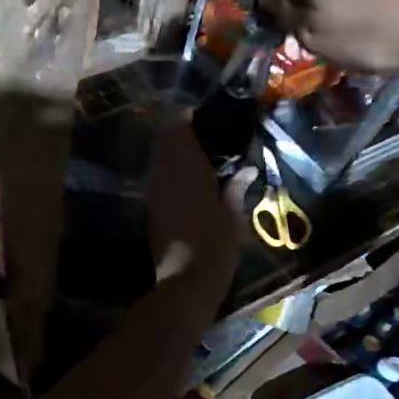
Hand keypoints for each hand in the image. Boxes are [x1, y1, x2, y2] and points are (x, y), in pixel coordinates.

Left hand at [144, 120, 237, 297]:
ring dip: (171, 151)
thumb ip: (237, 189)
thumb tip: (247, 169)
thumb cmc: (216, 249)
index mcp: (189, 172)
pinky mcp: (151, 209)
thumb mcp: (234, 217)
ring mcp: (154, 193)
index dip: (187, 119)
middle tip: (201, 133)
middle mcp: (166, 177)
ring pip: (158, 159)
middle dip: (178, 133)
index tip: (202, 116)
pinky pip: (157, 177)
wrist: (184, 282)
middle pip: (164, 142)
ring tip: (195, 153)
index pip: (178, 132)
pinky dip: (168, 170)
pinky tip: (185, 177)